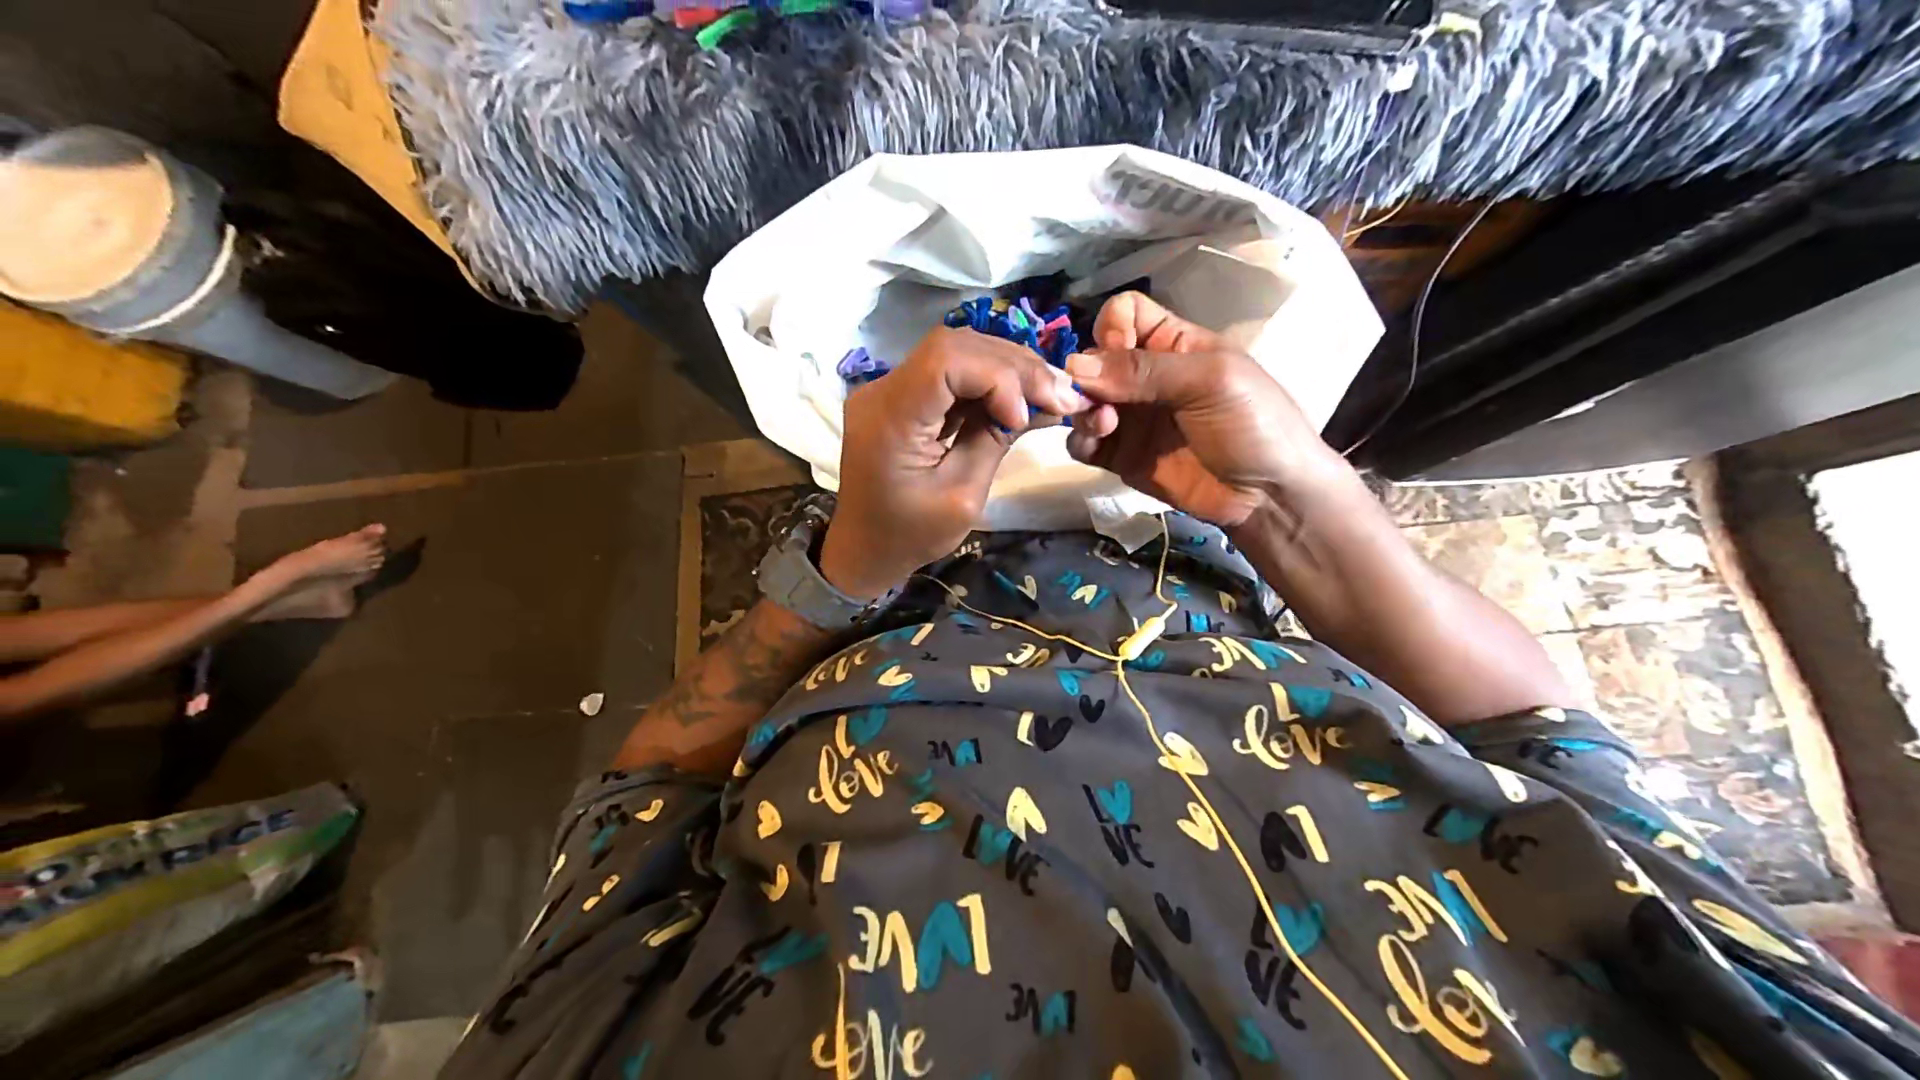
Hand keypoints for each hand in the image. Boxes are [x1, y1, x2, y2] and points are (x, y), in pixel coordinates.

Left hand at [819, 327, 1089, 598]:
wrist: (863, 549)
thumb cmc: (910, 535)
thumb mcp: (963, 497)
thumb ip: (994, 441)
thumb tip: (1039, 403)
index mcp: (890, 420)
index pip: (946, 361)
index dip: (997, 376)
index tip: (1022, 418)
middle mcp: (881, 391)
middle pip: (954, 347)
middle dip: (1014, 368)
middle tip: (1060, 396)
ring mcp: (887, 389)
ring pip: (956, 352)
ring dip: (1007, 370)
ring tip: (1049, 395)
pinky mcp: (900, 396)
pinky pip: (948, 372)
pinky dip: (989, 380)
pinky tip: (1020, 399)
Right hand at [1063, 292, 1341, 527]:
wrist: (1269, 496)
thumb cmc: (1254, 424)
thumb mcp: (1209, 381)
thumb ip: (1144, 371)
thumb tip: (1075, 367)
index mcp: (1172, 344)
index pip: (1123, 316)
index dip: (1110, 329)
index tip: (1113, 355)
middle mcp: (1144, 377)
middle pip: (1093, 360)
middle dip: (1086, 377)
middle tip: (1095, 401)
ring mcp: (1131, 418)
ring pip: (1082, 402)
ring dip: (1081, 410)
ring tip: (1104, 426)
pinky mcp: (1121, 457)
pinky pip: (1083, 443)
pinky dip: (1079, 442)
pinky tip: (1094, 446)